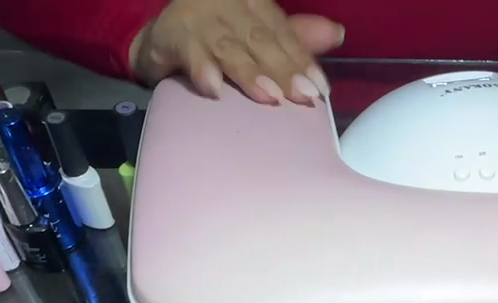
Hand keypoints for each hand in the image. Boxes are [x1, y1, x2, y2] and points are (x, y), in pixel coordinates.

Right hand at [128, 0, 340, 104]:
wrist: (161, 40)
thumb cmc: (216, 40)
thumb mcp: (257, 37)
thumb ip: (294, 38)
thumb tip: (336, 34)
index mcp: (252, 2)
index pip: (281, 31)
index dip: (301, 59)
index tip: (320, 89)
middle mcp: (227, 3)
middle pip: (259, 39)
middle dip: (283, 69)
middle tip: (304, 97)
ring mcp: (198, 17)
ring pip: (229, 47)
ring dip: (249, 73)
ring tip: (270, 97)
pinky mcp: (171, 34)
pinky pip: (189, 54)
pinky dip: (202, 70)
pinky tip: (213, 90)